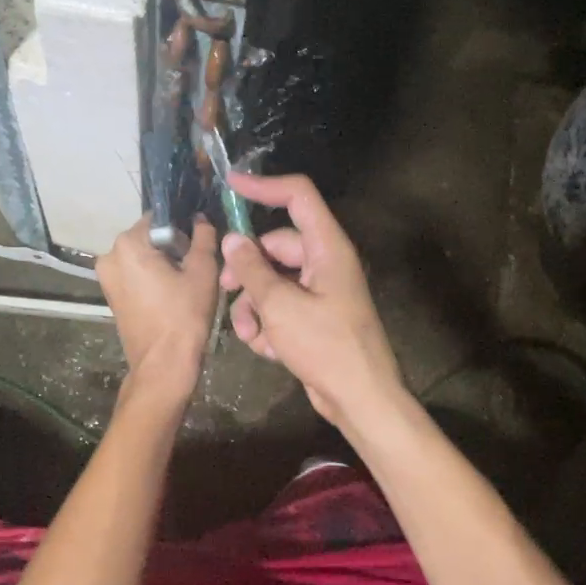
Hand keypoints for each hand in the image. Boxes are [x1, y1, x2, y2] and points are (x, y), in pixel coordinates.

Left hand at [98, 216, 218, 406]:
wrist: (163, 365)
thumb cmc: (184, 315)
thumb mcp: (202, 272)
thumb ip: (203, 238)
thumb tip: (200, 219)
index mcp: (128, 243)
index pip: (159, 218)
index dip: (182, 229)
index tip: (198, 245)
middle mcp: (109, 255)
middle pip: (148, 238)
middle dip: (171, 247)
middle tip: (195, 267)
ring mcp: (106, 277)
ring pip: (141, 257)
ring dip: (162, 263)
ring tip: (185, 283)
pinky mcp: (110, 295)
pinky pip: (134, 275)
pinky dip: (151, 278)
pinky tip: (170, 294)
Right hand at [218, 173, 403, 426]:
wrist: (360, 400)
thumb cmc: (326, 346)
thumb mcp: (280, 306)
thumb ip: (252, 269)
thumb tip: (231, 240)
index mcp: (327, 248)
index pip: (298, 197)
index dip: (265, 186)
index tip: (230, 184)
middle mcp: (324, 263)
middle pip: (275, 246)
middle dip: (247, 269)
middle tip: (225, 288)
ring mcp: (320, 292)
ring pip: (273, 280)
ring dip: (253, 304)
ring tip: (248, 334)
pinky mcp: (313, 318)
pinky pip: (281, 306)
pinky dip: (267, 324)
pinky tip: (265, 349)